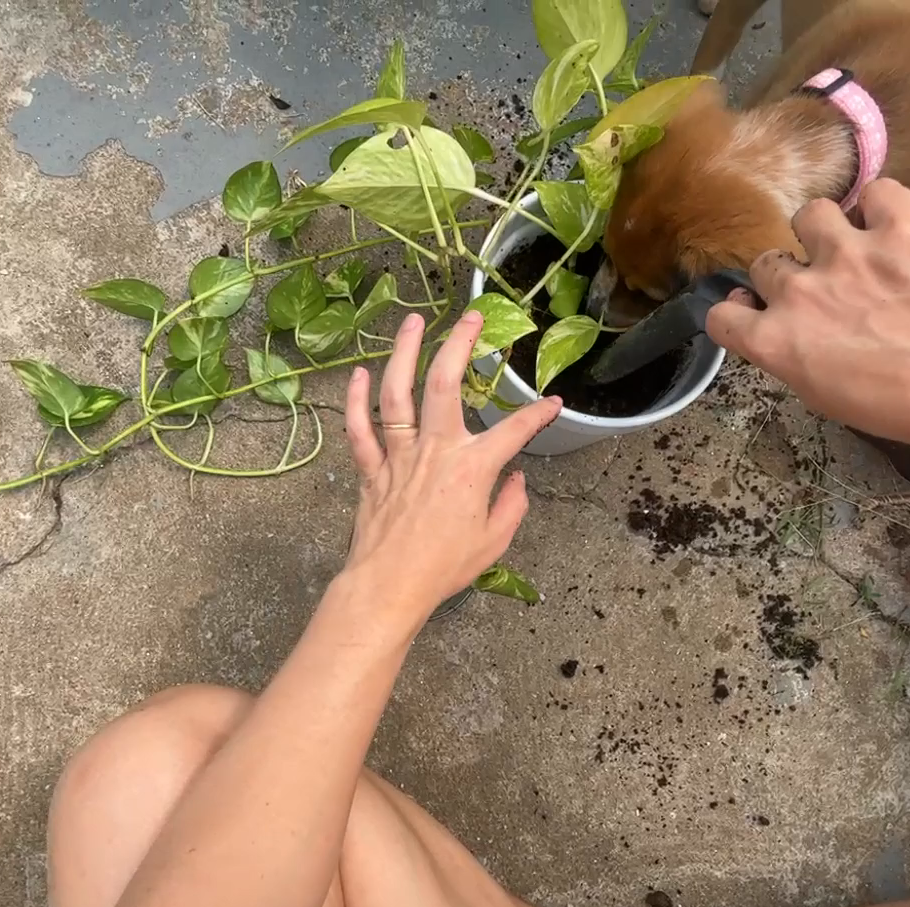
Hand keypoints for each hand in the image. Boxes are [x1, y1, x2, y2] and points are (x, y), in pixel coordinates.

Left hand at [341, 311, 561, 623]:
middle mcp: (434, 450)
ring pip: (397, 393)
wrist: (389, 586)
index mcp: (471, 469)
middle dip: (460, 344)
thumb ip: (511, 506)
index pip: (515, 431)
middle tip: (471, 317)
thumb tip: (516, 479)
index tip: (553, 403)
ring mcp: (398, 455)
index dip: (538, 414)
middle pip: (445, 384)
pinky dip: (355, 400)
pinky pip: (359, 429)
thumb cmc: (444, 568)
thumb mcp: (494, 542)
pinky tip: (358, 373)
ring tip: (414, 322)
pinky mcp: (371, 469)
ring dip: (404, 352)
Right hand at [704, 179, 909, 446]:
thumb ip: (790, 354)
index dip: (738, 312)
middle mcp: (798, 291)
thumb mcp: (817, 393)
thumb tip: (787, 332)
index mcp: (772, 340)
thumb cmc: (891, 404)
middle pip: (765, 263)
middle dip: (786, 275)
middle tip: (819, 288)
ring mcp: (847, 252)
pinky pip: (876, 192)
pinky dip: (880, 206)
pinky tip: (891, 225)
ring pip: (809, 215)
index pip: (722, 314)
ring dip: (822, 230)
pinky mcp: (900, 225)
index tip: (757, 312)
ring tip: (849, 245)